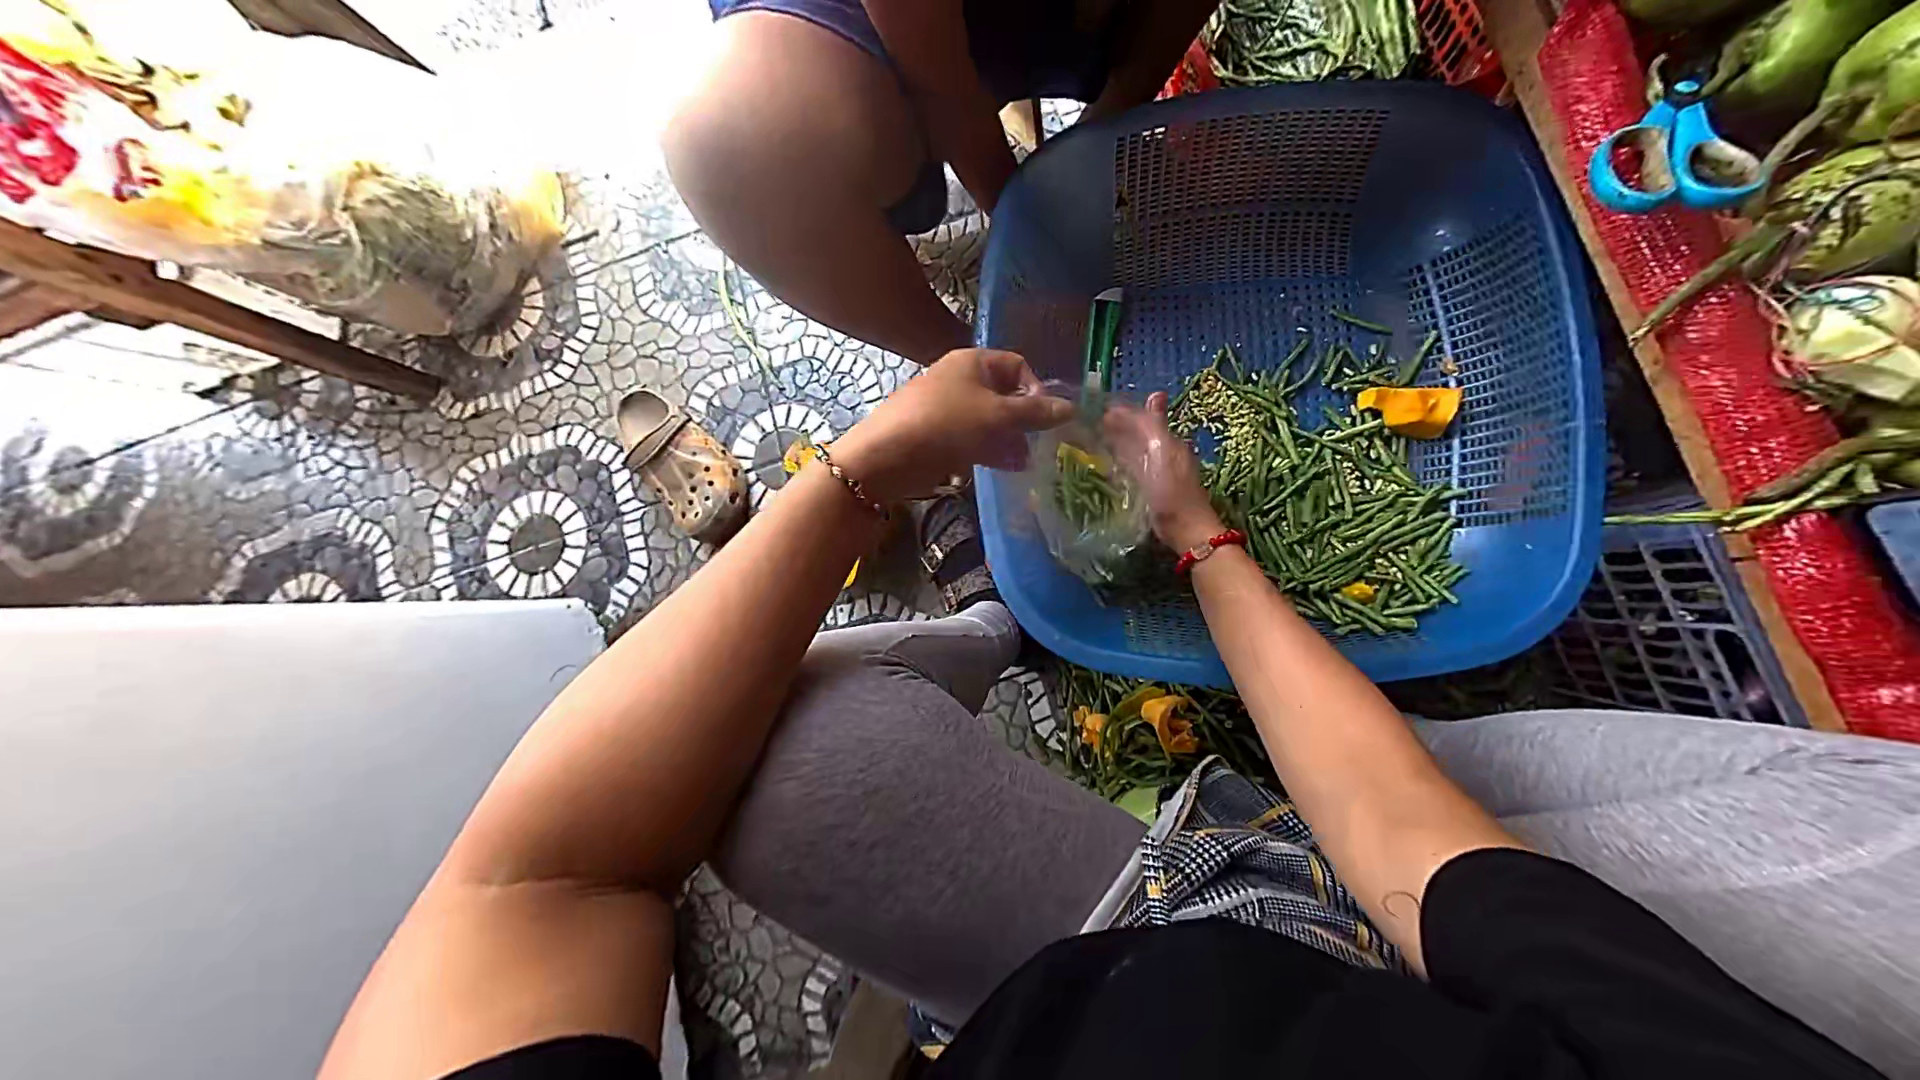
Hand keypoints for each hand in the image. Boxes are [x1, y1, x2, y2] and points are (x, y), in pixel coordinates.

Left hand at [831, 348, 1074, 502]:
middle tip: (1038, 445)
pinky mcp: (937, 436)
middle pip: (1004, 395)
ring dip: (1008, 440)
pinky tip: (1002, 468)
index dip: (1036, 388)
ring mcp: (947, 409)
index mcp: (973, 362)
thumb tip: (1070, 407)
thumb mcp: (997, 416)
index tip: (1045, 417)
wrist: (886, 456)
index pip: (1017, 365)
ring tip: (1023, 463)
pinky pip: (971, 438)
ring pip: (988, 420)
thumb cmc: (946, 424)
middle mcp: (960, 380)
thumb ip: (1034, 412)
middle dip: (1023, 420)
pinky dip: (988, 450)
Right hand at [1103, 392, 1222, 550]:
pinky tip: (1108, 465)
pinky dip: (1120, 462)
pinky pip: (1133, 468)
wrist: (1185, 530)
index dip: (1123, 414)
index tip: (1098, 410)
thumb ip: (1155, 425)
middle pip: (1139, 435)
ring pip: (1135, 451)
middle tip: (1090, 424)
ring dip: (1117, 443)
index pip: (1144, 420)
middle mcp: (1165, 453)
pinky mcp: (1152, 489)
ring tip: (1094, 440)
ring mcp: (1158, 472)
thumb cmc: (1172, 491)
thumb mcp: (1162, 453)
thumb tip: (1155, 392)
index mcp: (1169, 442)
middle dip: (1118, 427)